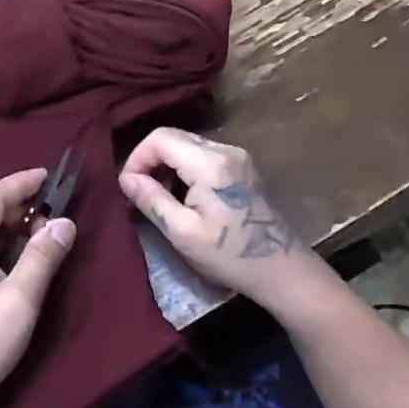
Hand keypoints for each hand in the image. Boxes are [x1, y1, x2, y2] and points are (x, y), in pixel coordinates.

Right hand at [119, 128, 331, 310]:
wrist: (283, 271)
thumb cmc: (229, 255)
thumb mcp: (181, 232)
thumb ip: (151, 200)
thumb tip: (125, 179)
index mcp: (210, 163)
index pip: (160, 138)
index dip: (136, 158)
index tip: (128, 187)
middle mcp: (226, 150)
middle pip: (174, 137)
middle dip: (149, 161)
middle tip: (139, 192)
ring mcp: (238, 157)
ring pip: (187, 145)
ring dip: (166, 165)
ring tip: (158, 196)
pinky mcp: (243, 168)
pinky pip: (203, 156)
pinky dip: (184, 169)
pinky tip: (181, 196)